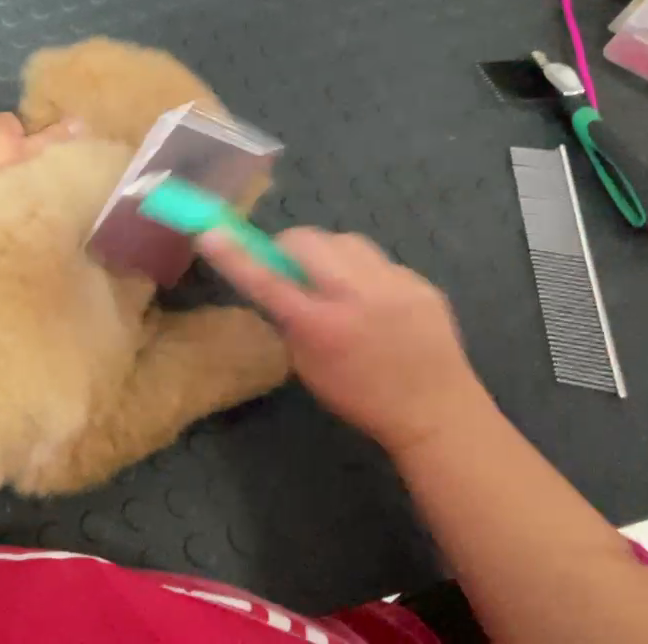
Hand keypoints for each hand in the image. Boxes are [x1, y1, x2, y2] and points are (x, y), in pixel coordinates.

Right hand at [200, 227, 494, 455]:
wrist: (438, 414)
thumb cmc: (358, 396)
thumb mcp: (305, 362)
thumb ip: (287, 314)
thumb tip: (269, 275)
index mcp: (321, 326)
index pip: (265, 280)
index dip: (234, 254)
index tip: (209, 232)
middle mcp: (358, 298)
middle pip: (306, 242)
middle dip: (289, 248)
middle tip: (289, 267)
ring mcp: (395, 286)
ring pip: (344, 241)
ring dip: (328, 254)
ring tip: (335, 281)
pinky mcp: (422, 283)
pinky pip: (378, 259)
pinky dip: (364, 272)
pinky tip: (373, 300)